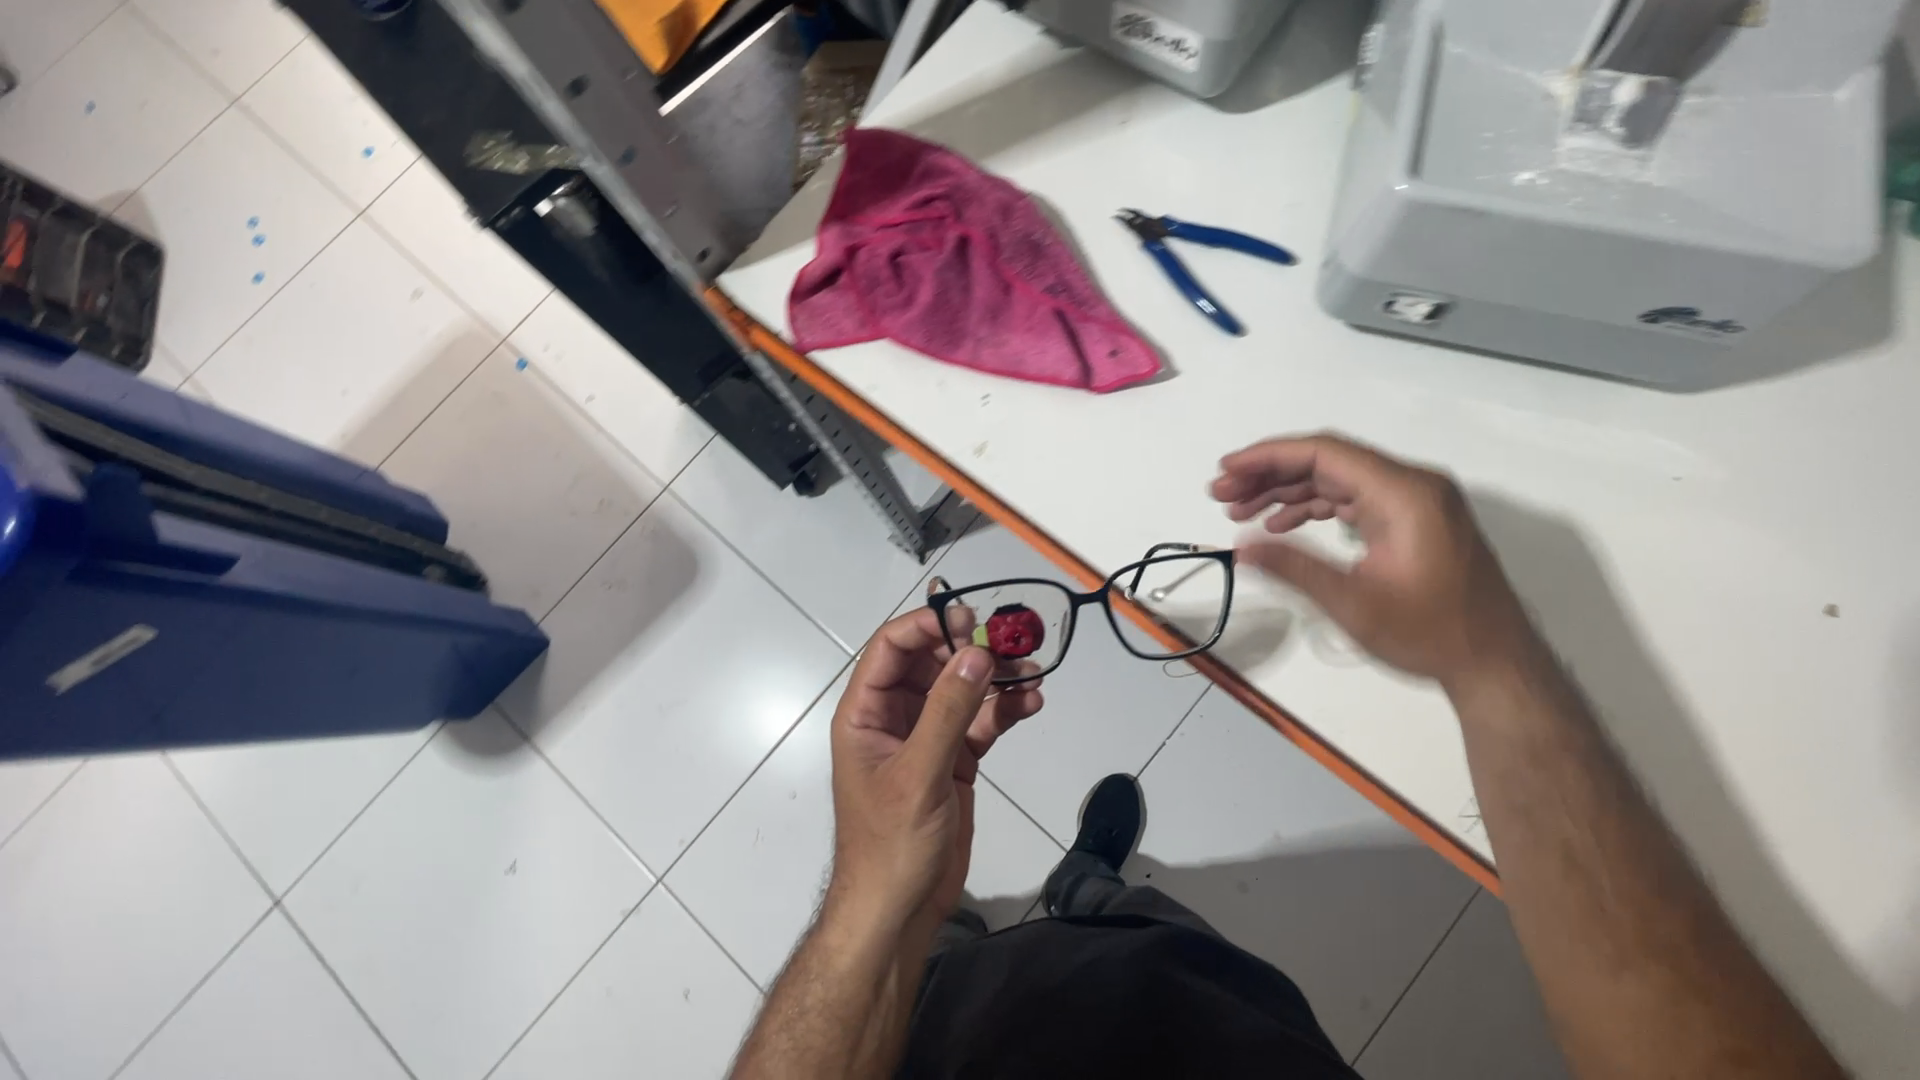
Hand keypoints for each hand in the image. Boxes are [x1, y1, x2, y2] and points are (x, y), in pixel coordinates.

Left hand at [827, 608, 1044, 940]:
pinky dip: (1005, 711)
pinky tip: (1032, 703)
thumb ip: (948, 711)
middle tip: (1015, 644)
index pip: (890, 649)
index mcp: (865, 713)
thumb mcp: (919, 774)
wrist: (899, 911)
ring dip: (996, 680)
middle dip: (971, 650)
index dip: (926, 626)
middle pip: (932, 663)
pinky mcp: (954, 759)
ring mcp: (926, 738)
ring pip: (962, 690)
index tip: (970, 618)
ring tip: (1033, 673)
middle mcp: (894, 717)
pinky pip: (980, 722)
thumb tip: (976, 653)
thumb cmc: (892, 843)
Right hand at [1211, 434, 1534, 686]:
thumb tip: (1238, 548)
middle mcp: (1412, 485)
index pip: (1324, 453)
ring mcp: (1415, 502)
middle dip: (1269, 475)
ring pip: (1337, 481)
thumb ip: (1293, 568)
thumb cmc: (1430, 633)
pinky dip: (1313, 509)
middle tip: (1220, 496)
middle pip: (1327, 462)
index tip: (1225, 470)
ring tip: (1238, 512)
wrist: (1495, 664)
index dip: (1268, 456)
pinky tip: (1280, 526)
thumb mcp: (1353, 603)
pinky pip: (1353, 500)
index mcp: (1404, 493)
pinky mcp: (1412, 521)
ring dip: (1286, 492)